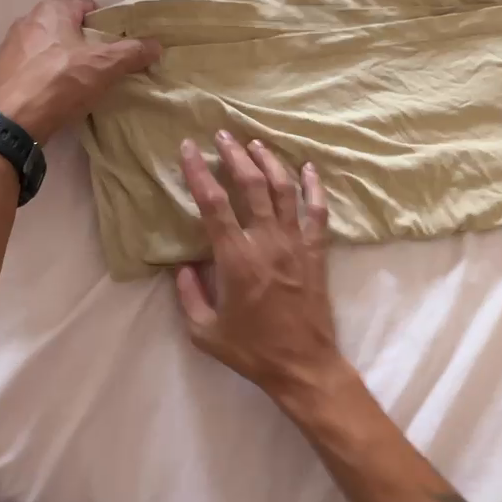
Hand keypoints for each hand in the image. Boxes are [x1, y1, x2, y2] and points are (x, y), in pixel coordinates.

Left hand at [0, 0, 159, 139]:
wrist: (14, 118)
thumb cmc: (61, 82)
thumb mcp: (105, 66)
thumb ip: (132, 52)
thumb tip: (156, 45)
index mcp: (52, 10)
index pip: (88, 8)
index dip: (107, 26)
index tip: (119, 47)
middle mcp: (28, 20)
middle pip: (68, 28)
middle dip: (86, 45)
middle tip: (104, 68)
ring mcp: (12, 45)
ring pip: (50, 48)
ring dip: (66, 61)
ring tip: (82, 84)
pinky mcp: (4, 71)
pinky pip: (35, 68)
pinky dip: (48, 77)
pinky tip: (58, 95)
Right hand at [175, 133, 350, 404]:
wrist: (303, 365)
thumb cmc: (251, 351)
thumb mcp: (204, 331)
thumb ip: (188, 295)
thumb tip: (183, 267)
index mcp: (235, 259)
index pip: (213, 203)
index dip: (199, 172)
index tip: (189, 148)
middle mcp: (267, 242)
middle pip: (252, 185)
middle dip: (235, 155)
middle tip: (223, 136)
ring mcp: (296, 244)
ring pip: (285, 190)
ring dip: (270, 162)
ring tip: (255, 144)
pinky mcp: (316, 253)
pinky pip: (318, 212)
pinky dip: (314, 187)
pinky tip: (308, 169)